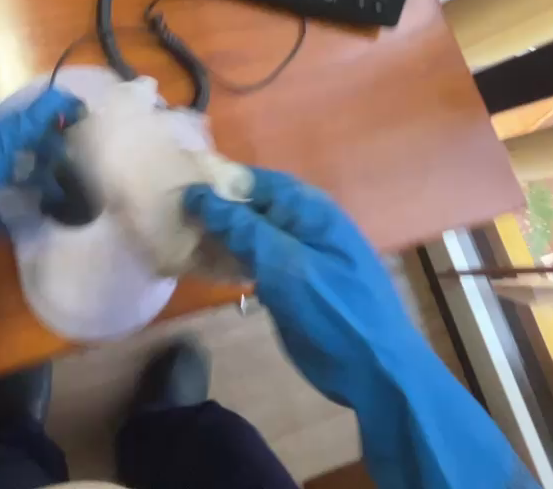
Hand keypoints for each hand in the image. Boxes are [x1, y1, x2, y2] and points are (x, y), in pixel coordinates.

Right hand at [187, 168, 528, 488]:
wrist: (376, 372)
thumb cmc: (332, 308)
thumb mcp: (283, 262)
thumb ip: (241, 226)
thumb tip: (198, 193)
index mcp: (310, 209)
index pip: (256, 180)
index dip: (220, 181)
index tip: (182, 185)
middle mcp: (305, 225)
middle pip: (253, 206)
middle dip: (218, 209)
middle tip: (176, 214)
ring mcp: (300, 257)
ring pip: (253, 235)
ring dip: (223, 235)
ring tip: (183, 236)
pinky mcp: (294, 285)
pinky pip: (258, 261)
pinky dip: (234, 260)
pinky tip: (207, 264)